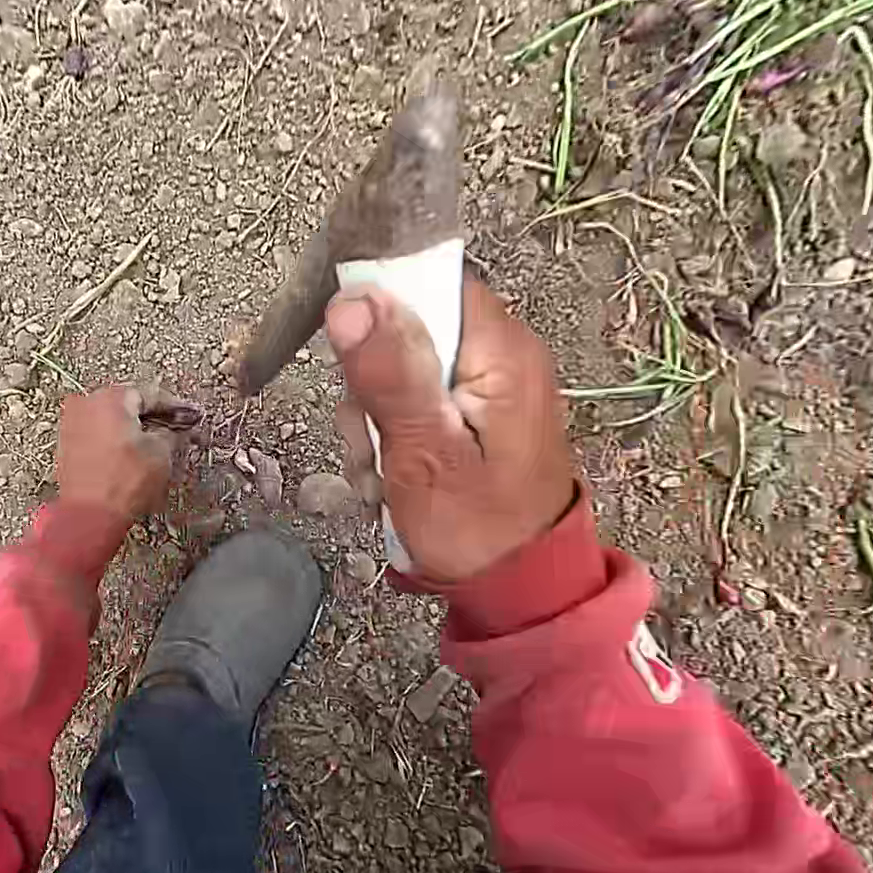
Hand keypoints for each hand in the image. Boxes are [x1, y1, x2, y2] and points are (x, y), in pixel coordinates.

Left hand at [54, 385, 183, 520]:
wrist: (91, 515)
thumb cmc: (128, 479)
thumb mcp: (162, 452)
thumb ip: (173, 432)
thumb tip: (177, 429)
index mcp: (111, 398)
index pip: (151, 395)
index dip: (175, 407)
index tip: (190, 415)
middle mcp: (86, 403)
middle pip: (129, 404)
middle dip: (153, 416)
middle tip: (176, 427)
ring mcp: (72, 423)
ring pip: (112, 418)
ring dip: (134, 427)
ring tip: (157, 442)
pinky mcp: (67, 445)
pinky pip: (98, 432)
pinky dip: (116, 438)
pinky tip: (133, 452)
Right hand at [327, 278, 576, 581]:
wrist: (520, 590)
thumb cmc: (478, 530)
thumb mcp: (424, 453)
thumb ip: (391, 375)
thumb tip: (353, 300)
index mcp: (501, 351)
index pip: (430, 281)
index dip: (382, 311)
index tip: (357, 366)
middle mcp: (501, 357)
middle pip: (411, 330)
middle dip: (374, 386)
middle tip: (371, 444)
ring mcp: (488, 389)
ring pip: (404, 372)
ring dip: (377, 422)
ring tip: (382, 475)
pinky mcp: (476, 417)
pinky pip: (418, 404)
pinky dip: (395, 438)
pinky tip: (392, 479)